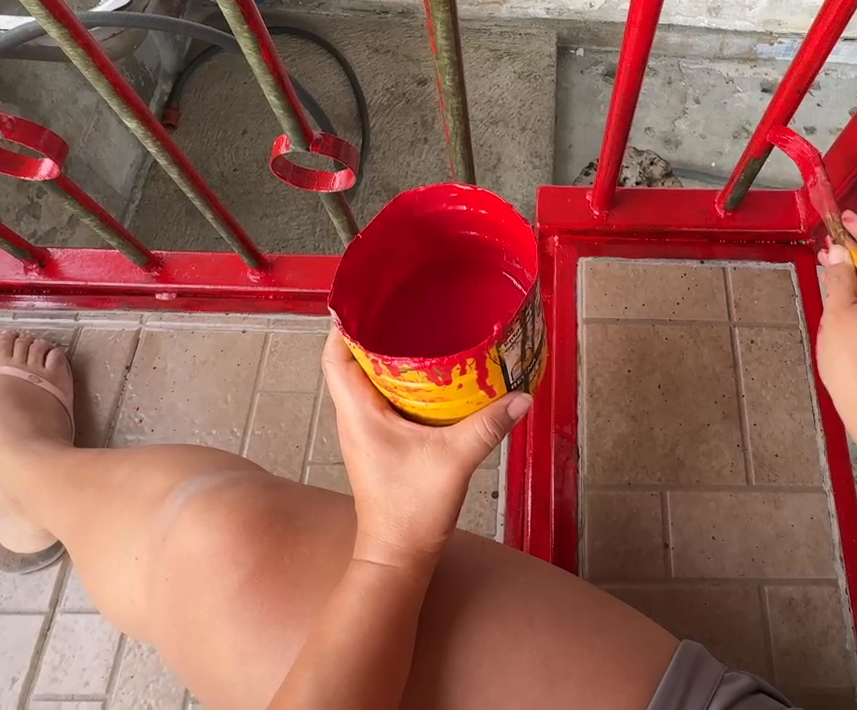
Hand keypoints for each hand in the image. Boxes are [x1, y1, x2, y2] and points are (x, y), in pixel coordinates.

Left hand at [321, 328, 529, 571]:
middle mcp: (354, 417)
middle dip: (371, 330)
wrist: (397, 558)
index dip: (344, 324)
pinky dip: (398, 378)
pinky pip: (381, 396)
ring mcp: (364, 430)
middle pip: (349, 360)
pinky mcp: (379, 441)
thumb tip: (522, 395)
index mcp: (358, 413)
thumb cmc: (411, 510)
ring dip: (384, 354)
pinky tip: (429, 373)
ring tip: (418, 329)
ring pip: (364, 378)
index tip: (370, 298)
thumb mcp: (454, 461)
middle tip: (405, 305)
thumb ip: (487, 426)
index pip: (334, 357)